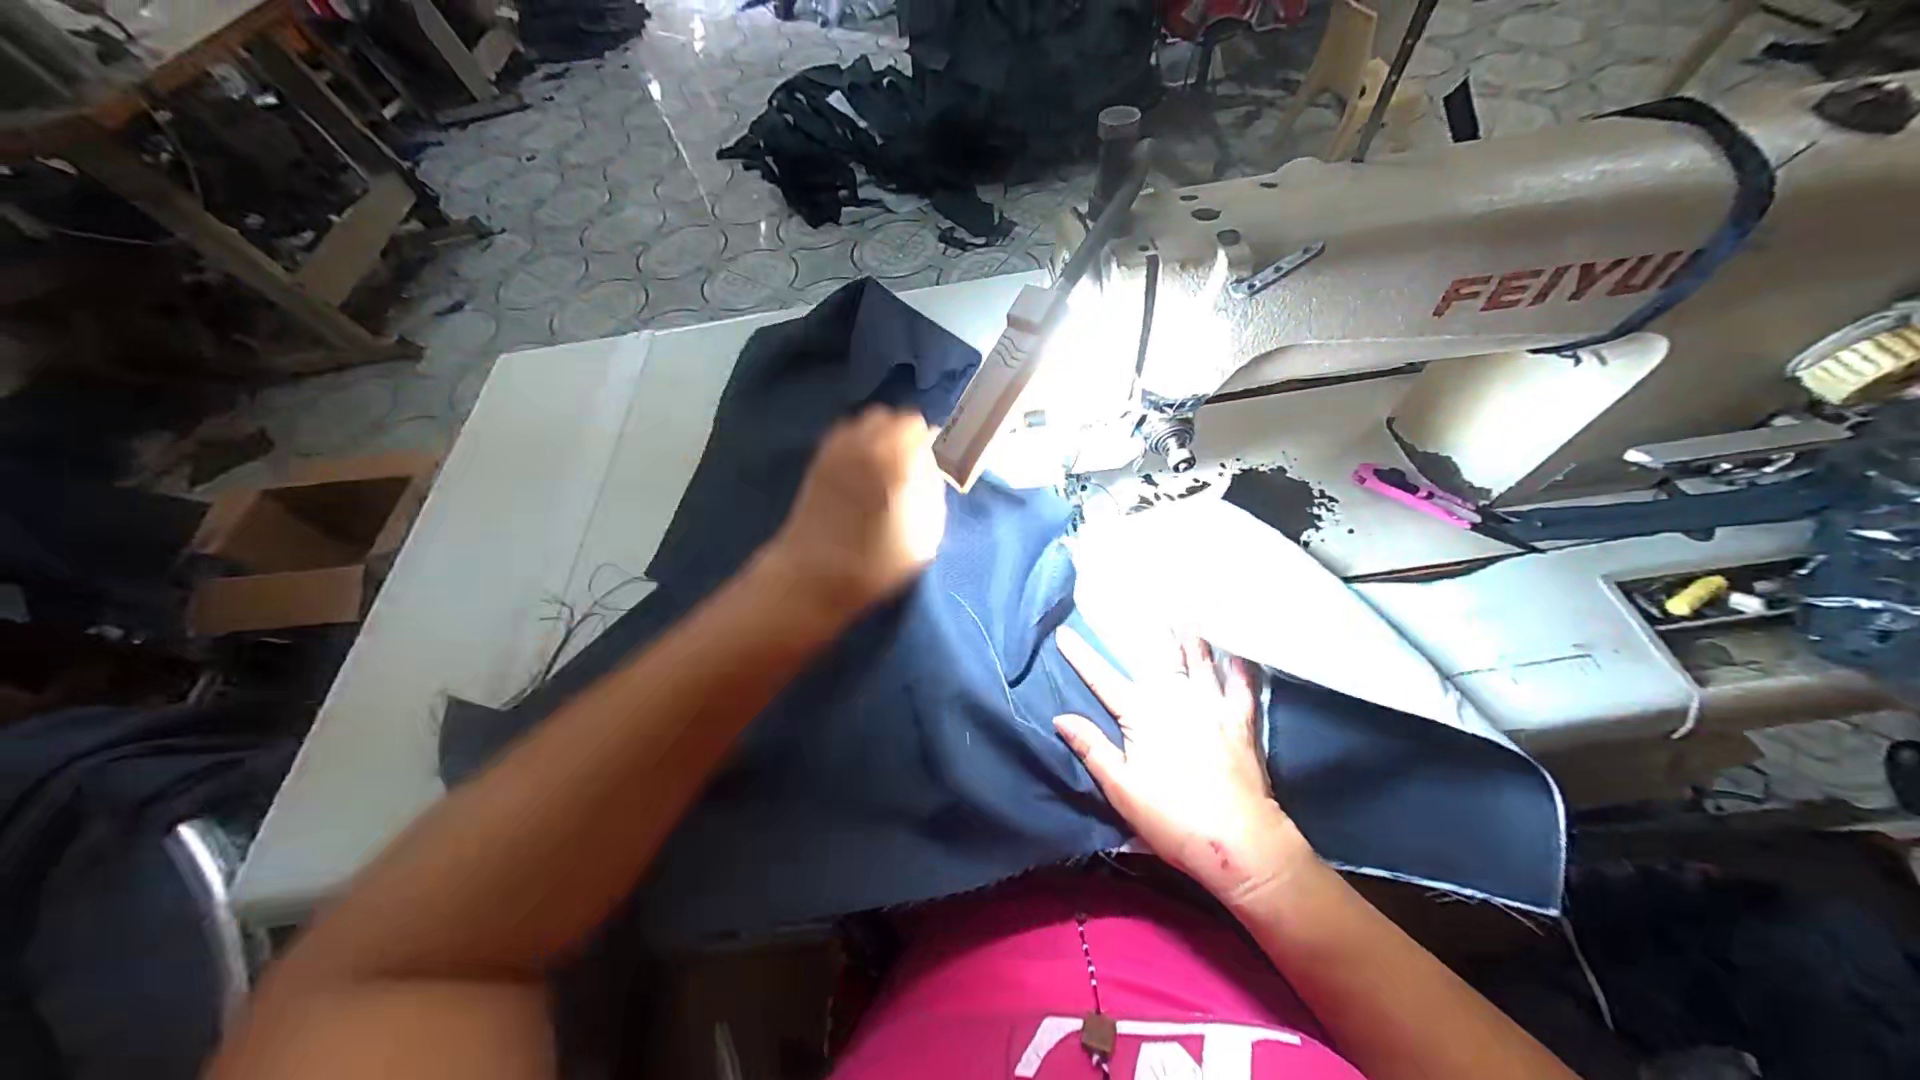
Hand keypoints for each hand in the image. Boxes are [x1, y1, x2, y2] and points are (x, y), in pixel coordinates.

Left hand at [759, 405, 947, 621]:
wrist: (815, 575)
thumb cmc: (878, 561)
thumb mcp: (927, 532)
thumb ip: (932, 489)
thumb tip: (927, 466)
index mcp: (894, 456)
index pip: (914, 424)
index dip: (924, 441)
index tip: (927, 463)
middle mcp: (863, 442)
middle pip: (888, 417)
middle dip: (900, 435)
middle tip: (906, 464)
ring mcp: (836, 450)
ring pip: (863, 423)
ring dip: (877, 437)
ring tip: (881, 468)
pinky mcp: (817, 462)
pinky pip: (842, 437)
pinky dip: (855, 445)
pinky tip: (859, 472)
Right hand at [1054, 627, 1313, 909]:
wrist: (1240, 842)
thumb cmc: (1172, 818)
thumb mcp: (1121, 788)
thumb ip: (1092, 747)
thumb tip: (1060, 718)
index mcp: (1143, 715)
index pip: (1102, 680)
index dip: (1081, 656)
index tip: (1063, 633)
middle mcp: (1178, 699)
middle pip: (1158, 658)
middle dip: (1147, 631)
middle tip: (1142, 606)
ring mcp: (1213, 707)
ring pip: (1201, 661)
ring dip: (1192, 637)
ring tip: (1187, 614)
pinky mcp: (1242, 721)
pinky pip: (1243, 684)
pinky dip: (1240, 665)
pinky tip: (1239, 652)